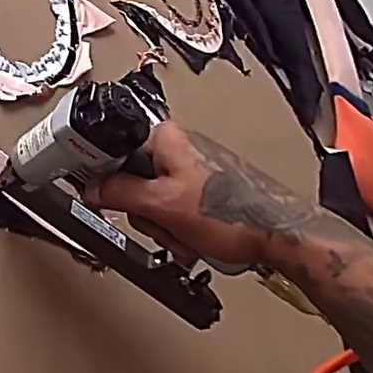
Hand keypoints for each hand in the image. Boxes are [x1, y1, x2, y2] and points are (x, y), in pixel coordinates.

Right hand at [80, 122, 316, 267]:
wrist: (282, 236)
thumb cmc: (234, 213)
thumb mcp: (162, 205)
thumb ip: (118, 193)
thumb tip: (89, 188)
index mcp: (164, 136)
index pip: (113, 149)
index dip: (104, 177)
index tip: (100, 195)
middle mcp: (178, 146)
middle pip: (131, 179)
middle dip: (144, 211)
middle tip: (161, 222)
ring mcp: (192, 168)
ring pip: (152, 198)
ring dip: (163, 224)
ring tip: (185, 233)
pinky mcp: (204, 188)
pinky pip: (172, 206)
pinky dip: (179, 226)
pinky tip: (195, 236)